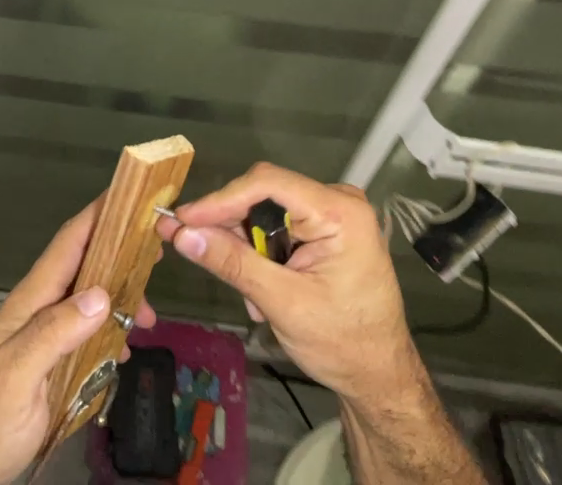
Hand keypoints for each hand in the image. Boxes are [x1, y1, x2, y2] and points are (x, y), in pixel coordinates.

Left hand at [0, 200, 155, 484]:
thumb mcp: (14, 378)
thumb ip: (52, 335)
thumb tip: (101, 294)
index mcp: (29, 304)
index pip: (67, 246)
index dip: (96, 216)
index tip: (129, 195)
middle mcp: (39, 313)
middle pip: (84, 268)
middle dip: (120, 253)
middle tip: (157, 253)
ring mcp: (44, 339)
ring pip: (89, 303)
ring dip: (122, 300)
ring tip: (151, 315)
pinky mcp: (50, 367)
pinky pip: (87, 336)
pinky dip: (112, 334)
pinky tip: (125, 350)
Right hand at [160, 163, 416, 403]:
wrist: (379, 377)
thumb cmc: (342, 343)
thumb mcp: (281, 303)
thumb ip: (231, 263)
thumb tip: (182, 234)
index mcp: (339, 212)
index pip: (266, 183)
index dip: (220, 199)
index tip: (181, 220)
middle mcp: (337, 201)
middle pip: (263, 196)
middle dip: (233, 230)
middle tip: (202, 256)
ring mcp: (333, 214)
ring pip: (265, 213)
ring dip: (248, 250)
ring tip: (251, 297)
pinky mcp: (327, 229)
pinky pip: (278, 227)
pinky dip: (263, 256)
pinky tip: (263, 291)